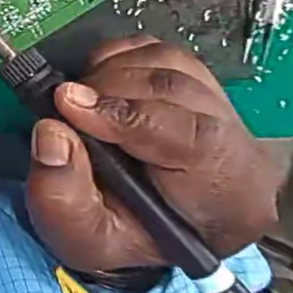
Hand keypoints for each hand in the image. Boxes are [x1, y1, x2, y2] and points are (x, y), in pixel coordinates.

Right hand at [25, 34, 280, 274]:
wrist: (132, 236)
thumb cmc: (115, 239)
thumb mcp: (78, 236)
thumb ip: (61, 193)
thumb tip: (52, 132)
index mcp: (228, 200)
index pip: (193, 138)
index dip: (127, 115)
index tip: (68, 104)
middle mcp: (240, 151)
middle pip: (178, 92)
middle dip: (108, 91)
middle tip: (61, 104)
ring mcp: (223, 113)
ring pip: (170, 64)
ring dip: (111, 74)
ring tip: (78, 102)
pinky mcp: (198, 88)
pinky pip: (161, 53)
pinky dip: (118, 60)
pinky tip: (95, 87)